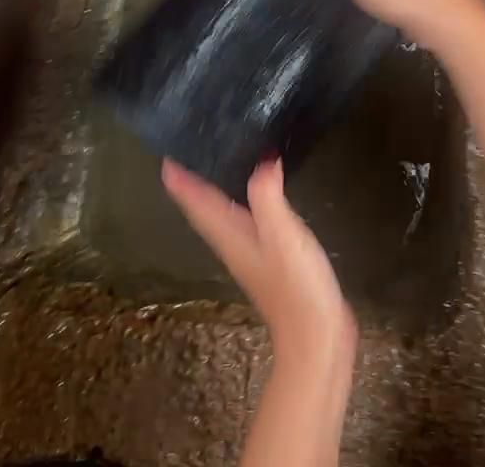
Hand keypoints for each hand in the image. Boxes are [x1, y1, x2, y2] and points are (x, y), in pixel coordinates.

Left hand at [163, 158, 354, 357]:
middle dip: (193, 179)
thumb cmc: (295, 284)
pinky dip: (241, 201)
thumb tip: (262, 158)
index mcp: (228, 233)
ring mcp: (249, 252)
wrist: (315, 336)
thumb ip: (267, 194)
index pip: (195, 200)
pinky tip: (255, 194)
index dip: (180, 176)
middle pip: (203, 207)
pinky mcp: (268, 259)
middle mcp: (232, 242)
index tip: (169, 149)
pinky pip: (244, 221)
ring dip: (214, 189)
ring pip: (222, 214)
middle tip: (191, 147)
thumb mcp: (281, 232)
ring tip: (217, 162)